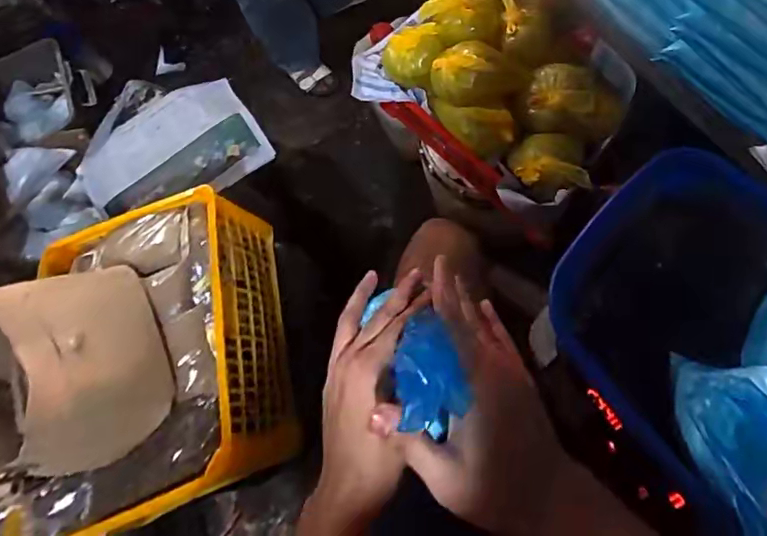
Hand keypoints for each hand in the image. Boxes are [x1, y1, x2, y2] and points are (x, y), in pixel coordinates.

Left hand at [300, 269, 423, 535]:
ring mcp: (336, 368)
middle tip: (418, 273)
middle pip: (377, 318)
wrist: (344, 492)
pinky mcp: (331, 377)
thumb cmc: (379, 462)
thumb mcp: (405, 422)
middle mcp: (348, 360)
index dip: (417, 307)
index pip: (397, 326)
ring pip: (350, 321)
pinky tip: (359, 309)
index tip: (434, 289)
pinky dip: (349, 316)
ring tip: (374, 274)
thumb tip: (431, 352)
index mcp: (367, 368)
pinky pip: (340, 336)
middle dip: (399, 294)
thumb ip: (415, 385)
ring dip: (365, 296)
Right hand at [379, 256, 567, 534]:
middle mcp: (496, 367)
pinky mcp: (520, 381)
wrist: (550, 498)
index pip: (456, 329)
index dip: (443, 297)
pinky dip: (492, 321)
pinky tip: (485, 307)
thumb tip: (374, 412)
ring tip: (456, 278)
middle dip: (454, 290)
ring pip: (487, 327)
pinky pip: (503, 341)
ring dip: (470, 301)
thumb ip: (411, 441)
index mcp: (477, 381)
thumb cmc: (494, 489)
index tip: (434, 268)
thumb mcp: (446, 476)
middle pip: (472, 319)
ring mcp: (512, 373)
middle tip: (440, 261)